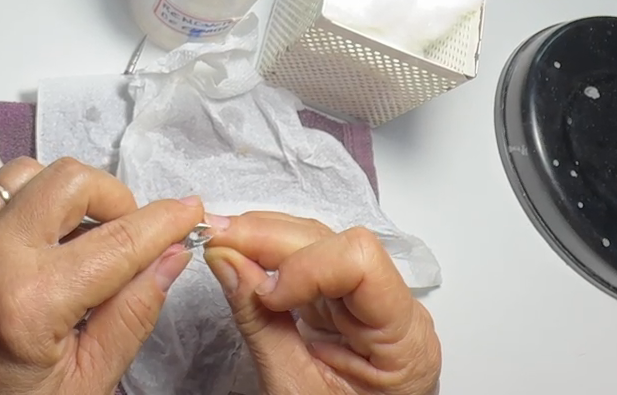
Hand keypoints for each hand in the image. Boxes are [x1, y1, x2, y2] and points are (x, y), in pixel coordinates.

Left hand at [0, 156, 204, 394]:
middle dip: (110, 197)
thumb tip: (170, 256)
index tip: (186, 209)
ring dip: (58, 196)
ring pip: (25, 171)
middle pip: (70, 179)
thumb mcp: (82, 387)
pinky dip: (11, 199)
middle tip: (123, 229)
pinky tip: (21, 234)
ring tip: (68, 235)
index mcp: (28, 305)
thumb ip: (132, 314)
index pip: (118, 241)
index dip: (162, 221)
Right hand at [204, 212, 439, 394]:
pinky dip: (266, 253)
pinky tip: (241, 255)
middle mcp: (391, 305)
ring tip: (221, 244)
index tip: (265, 292)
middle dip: (267, 237)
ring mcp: (363, 298)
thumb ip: (263, 327)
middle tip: (215, 238)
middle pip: (328, 241)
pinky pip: (301, 258)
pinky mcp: (337, 297)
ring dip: (260, 237)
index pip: (360, 261)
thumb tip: (225, 260)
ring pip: (311, 239)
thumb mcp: (298, 393)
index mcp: (401, 337)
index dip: (306, 264)